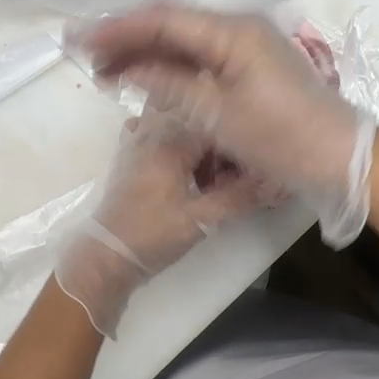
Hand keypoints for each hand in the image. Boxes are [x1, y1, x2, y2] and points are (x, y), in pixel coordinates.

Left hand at [53, 112, 262, 336]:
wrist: (106, 256)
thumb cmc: (152, 235)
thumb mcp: (201, 221)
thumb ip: (238, 198)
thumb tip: (272, 184)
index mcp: (171, 140)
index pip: (217, 127)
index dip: (236, 149)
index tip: (246, 173)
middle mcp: (152, 130)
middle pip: (198, 122)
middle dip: (218, 147)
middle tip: (227, 179)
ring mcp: (136, 138)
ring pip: (178, 124)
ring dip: (197, 144)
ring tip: (206, 178)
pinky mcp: (128, 152)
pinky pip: (155, 131)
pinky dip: (173, 142)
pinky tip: (180, 168)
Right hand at [79, 4, 375, 247]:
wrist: (338, 156)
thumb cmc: (281, 137)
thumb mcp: (218, 116)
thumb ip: (169, 85)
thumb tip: (126, 66)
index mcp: (233, 31)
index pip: (165, 19)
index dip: (119, 28)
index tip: (82, 40)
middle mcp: (239, 26)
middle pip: (172, 22)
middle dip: (127, 36)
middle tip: (87, 53)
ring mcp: (246, 43)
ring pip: (184, 37)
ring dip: (146, 50)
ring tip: (107, 70)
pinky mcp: (250, 62)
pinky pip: (201, 53)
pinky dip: (171, 63)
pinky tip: (146, 76)